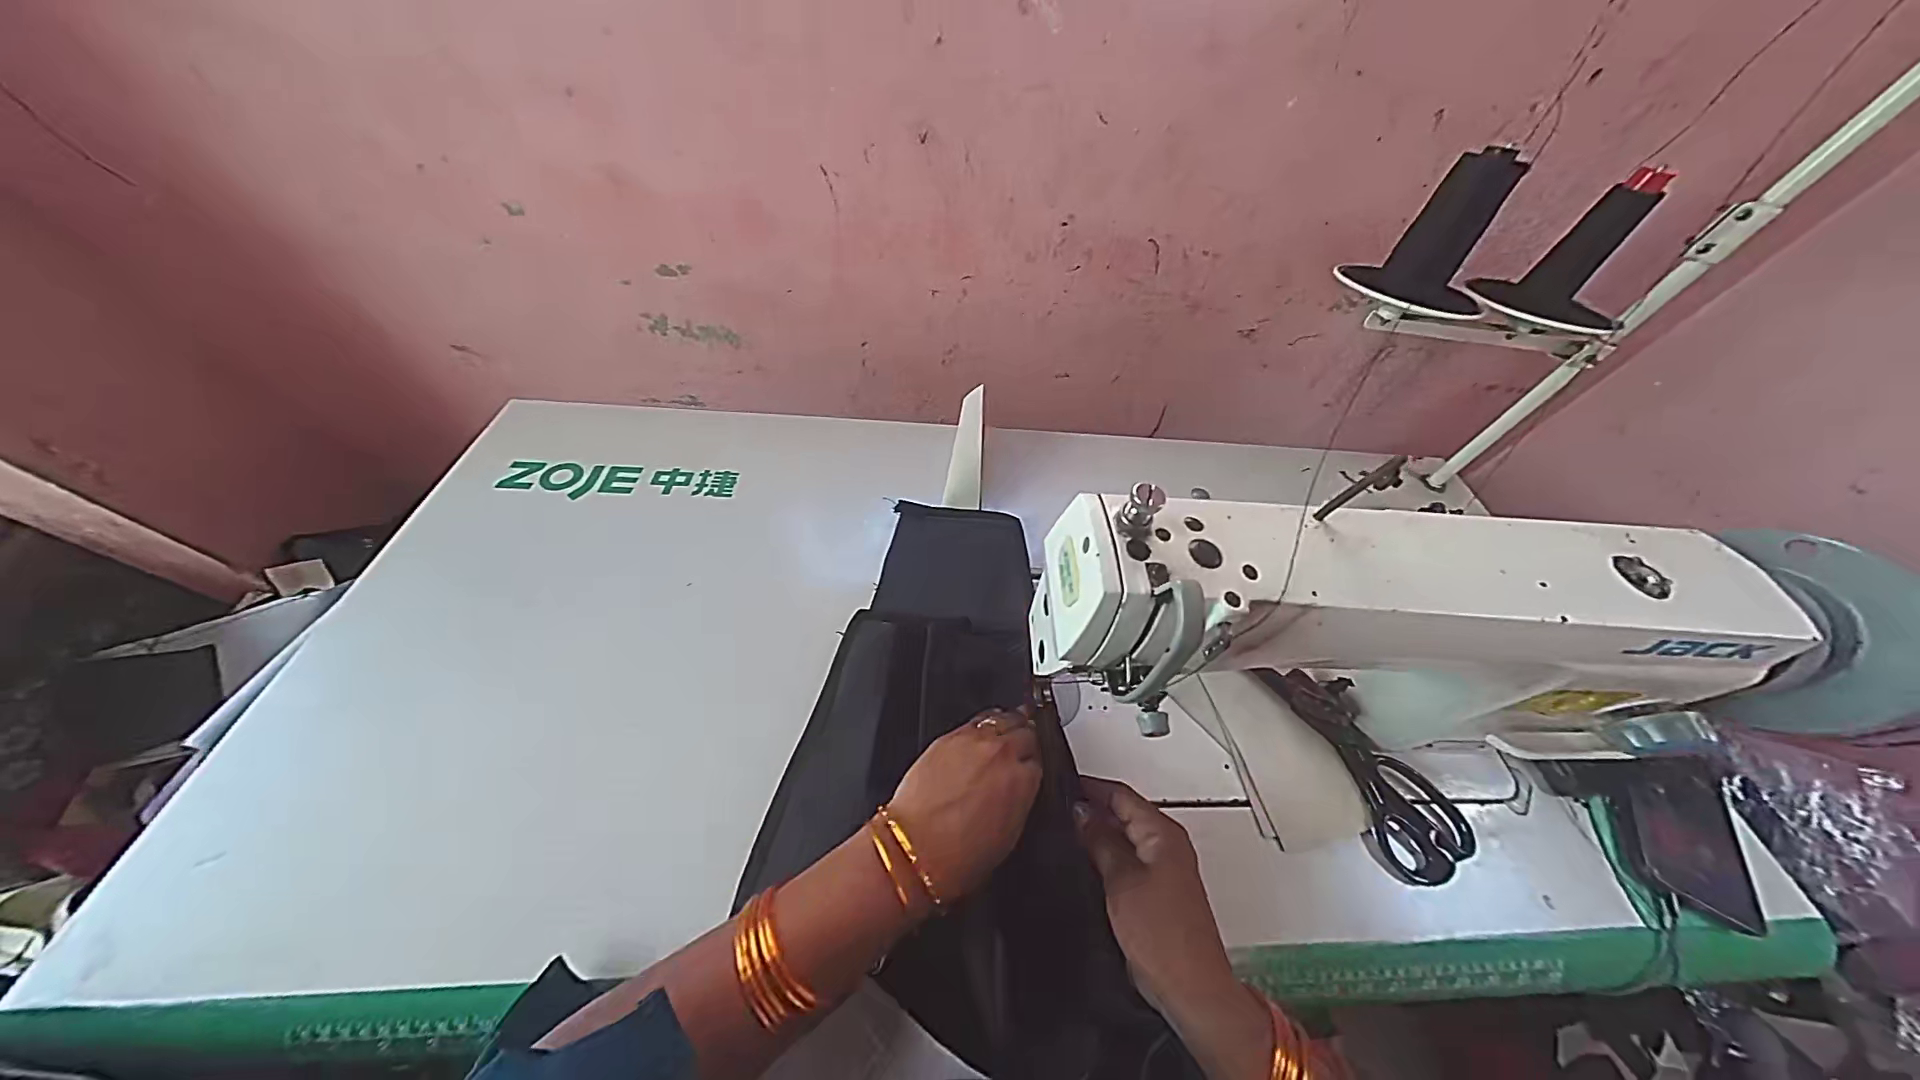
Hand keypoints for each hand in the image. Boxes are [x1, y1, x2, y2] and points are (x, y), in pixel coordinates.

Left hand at [886, 707, 1042, 902]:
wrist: (918, 848)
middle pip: (1026, 732)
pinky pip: (975, 721)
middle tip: (1023, 747)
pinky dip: (982, 725)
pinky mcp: (949, 736)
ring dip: (1008, 725)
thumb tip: (1021, 791)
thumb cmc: (960, 853)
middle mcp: (1003, 754)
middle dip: (1027, 740)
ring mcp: (976, 741)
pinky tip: (980, 733)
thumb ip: (1022, 801)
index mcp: (1024, 781)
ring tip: (1007, 730)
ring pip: (1003, 718)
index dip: (1034, 765)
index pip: (1042, 760)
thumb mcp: (1011, 835)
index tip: (1029, 769)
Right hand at [1073, 776, 1239, 1009]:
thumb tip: (1082, 813)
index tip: (1065, 785)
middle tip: (1061, 808)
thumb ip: (1100, 841)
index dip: (1091, 787)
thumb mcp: (1121, 880)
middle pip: (1126, 812)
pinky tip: (1090, 864)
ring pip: (1126, 836)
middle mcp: (1168, 846)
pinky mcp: (1158, 891)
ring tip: (1071, 833)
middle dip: (1094, 808)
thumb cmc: (1165, 938)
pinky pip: (1129, 859)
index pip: (1122, 794)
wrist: (1189, 988)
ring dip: (1101, 833)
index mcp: (1163, 833)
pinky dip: (1109, 856)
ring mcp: (1164, 869)